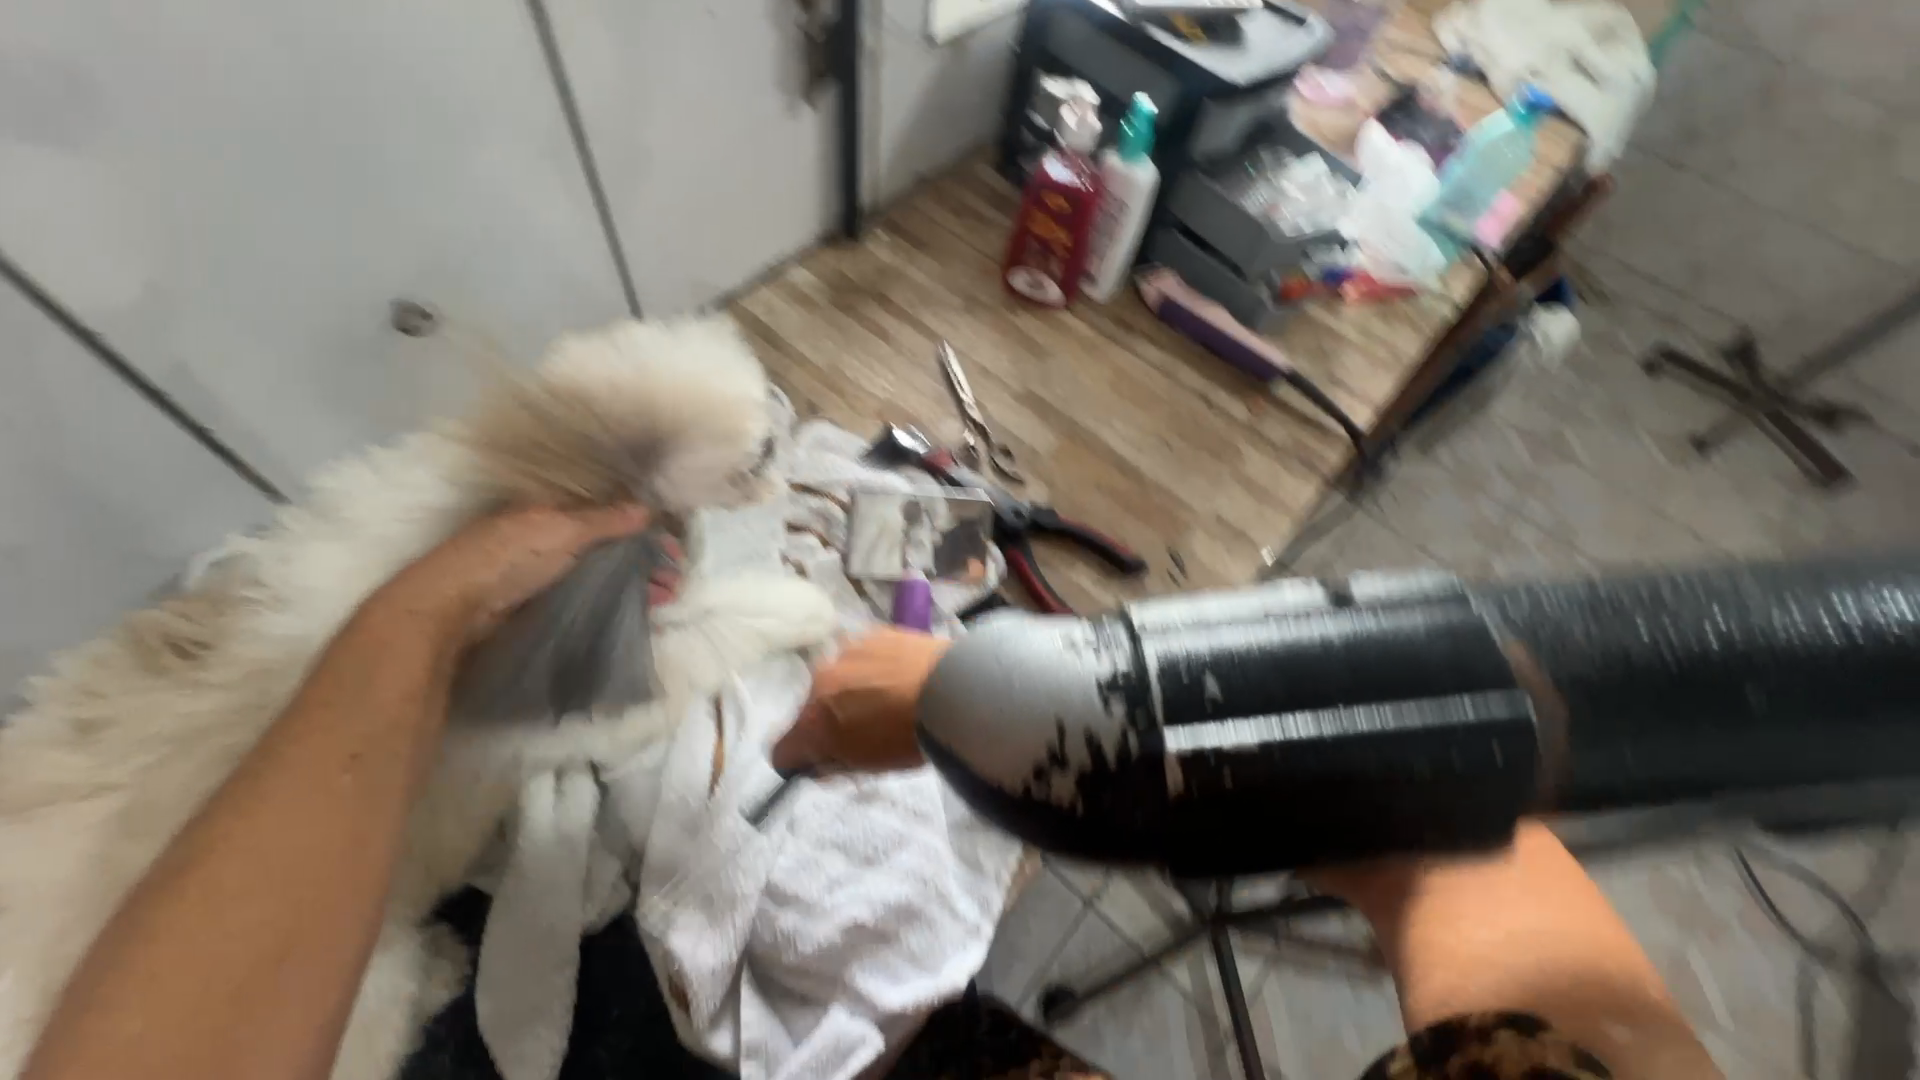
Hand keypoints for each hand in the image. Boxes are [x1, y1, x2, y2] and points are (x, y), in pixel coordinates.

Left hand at [368, 504, 677, 643]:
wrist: (452, 610)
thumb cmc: (507, 558)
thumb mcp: (561, 530)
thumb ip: (607, 520)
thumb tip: (648, 508)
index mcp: (551, 508)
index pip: (608, 511)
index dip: (642, 525)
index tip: (671, 546)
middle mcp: (551, 534)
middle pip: (611, 542)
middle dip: (646, 557)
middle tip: (675, 577)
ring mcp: (547, 569)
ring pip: (606, 570)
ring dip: (639, 581)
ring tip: (667, 598)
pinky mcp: (544, 600)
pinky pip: (593, 593)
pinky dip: (620, 598)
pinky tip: (642, 608)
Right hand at [771, 628, 952, 774]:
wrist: (951, 690)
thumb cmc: (909, 738)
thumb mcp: (869, 766)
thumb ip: (835, 763)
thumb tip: (818, 762)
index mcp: (813, 722)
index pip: (782, 750)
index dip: (797, 760)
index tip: (820, 762)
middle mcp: (818, 682)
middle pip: (811, 708)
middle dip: (828, 720)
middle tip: (864, 729)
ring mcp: (845, 652)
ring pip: (836, 678)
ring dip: (849, 689)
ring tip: (887, 698)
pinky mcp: (872, 633)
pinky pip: (861, 656)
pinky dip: (872, 667)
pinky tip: (899, 675)